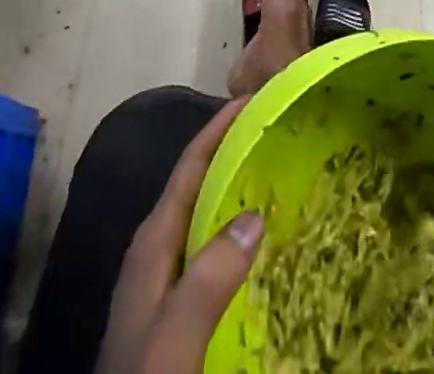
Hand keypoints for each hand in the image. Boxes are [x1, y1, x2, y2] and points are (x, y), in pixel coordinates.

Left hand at [96, 98, 262, 373]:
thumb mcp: (174, 336)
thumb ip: (209, 279)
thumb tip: (255, 214)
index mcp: (154, 241)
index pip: (190, 166)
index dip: (219, 128)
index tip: (255, 98)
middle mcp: (158, 247)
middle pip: (197, 180)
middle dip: (232, 147)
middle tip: (278, 128)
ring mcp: (166, 274)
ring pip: (205, 210)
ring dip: (236, 183)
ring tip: (279, 167)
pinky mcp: (178, 299)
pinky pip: (212, 244)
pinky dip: (237, 224)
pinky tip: (263, 237)